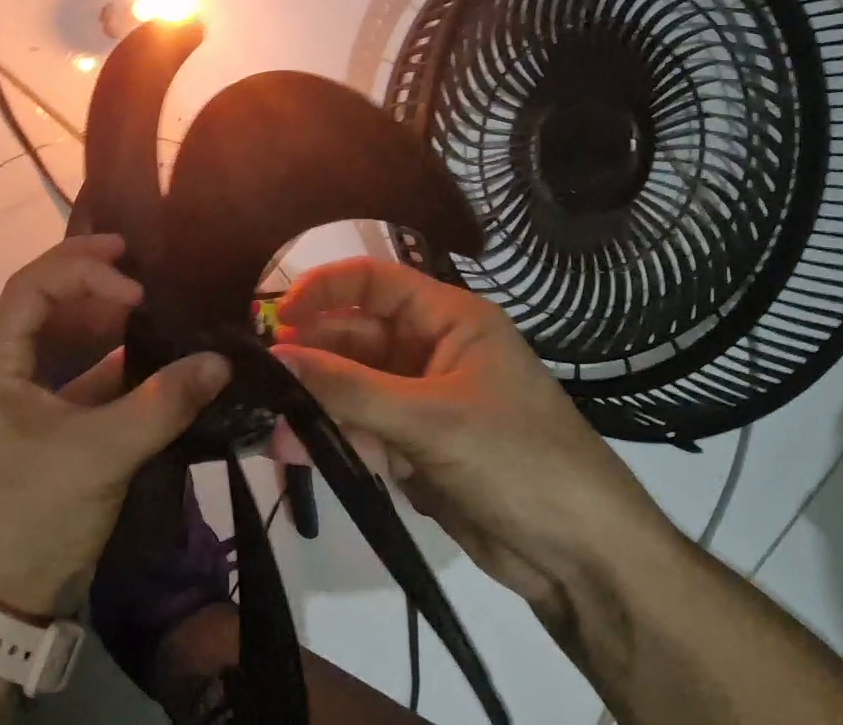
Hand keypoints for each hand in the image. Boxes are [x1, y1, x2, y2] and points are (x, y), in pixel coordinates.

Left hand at [0, 236, 230, 615]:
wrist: (12, 587)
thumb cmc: (39, 510)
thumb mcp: (101, 453)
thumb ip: (161, 404)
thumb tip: (220, 361)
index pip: (35, 286)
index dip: (84, 272)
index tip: (135, 287)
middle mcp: (4, 361)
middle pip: (46, 299)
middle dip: (92, 278)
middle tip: (144, 262)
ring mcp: (26, 388)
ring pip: (65, 331)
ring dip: (105, 313)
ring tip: (153, 295)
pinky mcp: (50, 414)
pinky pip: (81, 367)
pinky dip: (114, 354)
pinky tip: (153, 347)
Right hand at [271, 259, 675, 619]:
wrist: (584, 559)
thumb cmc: (519, 460)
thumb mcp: (429, 418)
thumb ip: (346, 388)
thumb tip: (272, 357)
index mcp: (450, 322)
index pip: (374, 282)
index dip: (323, 290)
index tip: (277, 317)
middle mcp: (430, 353)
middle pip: (352, 338)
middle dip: (308, 357)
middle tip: (258, 378)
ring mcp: (420, 403)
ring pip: (349, 388)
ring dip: (311, 403)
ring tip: (267, 423)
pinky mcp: (412, 447)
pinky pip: (357, 430)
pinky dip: (327, 439)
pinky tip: (290, 452)